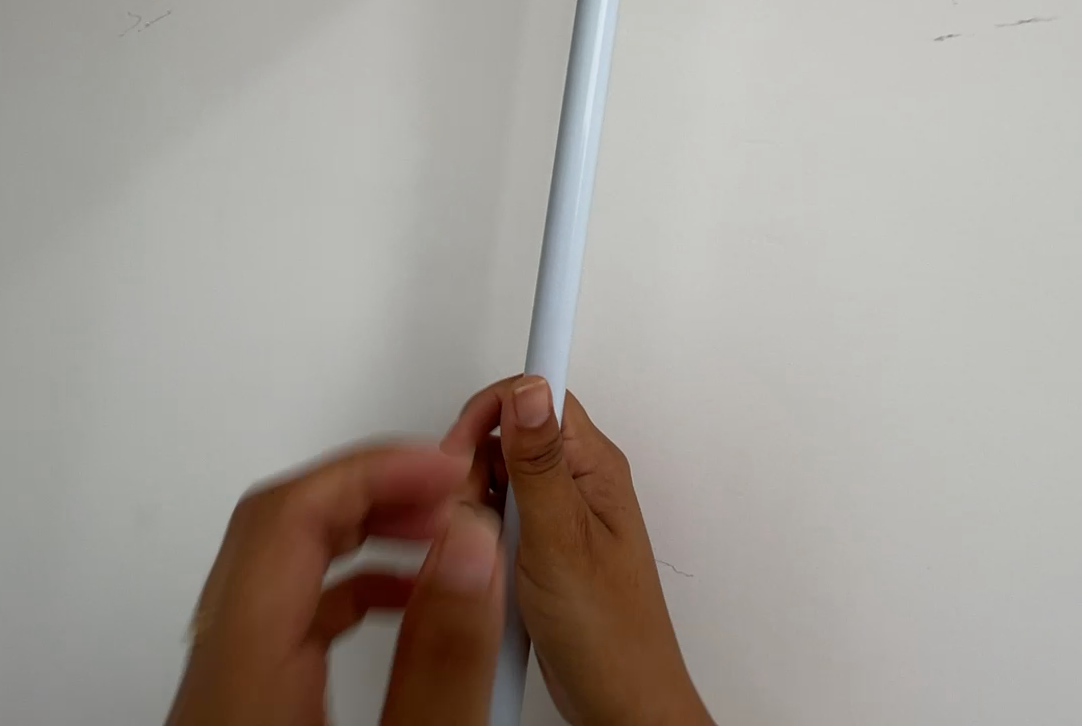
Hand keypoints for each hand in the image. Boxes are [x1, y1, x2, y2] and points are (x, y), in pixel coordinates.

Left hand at [167, 443, 504, 725]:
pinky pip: (294, 607)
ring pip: (286, 562)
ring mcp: (224, 692)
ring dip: (370, 528)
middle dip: (376, 488)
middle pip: (280, 525)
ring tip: (442, 531)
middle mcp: (215, 683)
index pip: (284, 520)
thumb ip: (440, 661)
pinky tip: (414, 596)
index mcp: (236, 690)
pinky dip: (359, 578)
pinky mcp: (244, 705)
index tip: (441, 466)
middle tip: (448, 487)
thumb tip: (470, 548)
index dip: (371, 471)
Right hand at [446, 378, 714, 725]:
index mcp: (591, 462)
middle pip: (504, 436)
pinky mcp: (538, 542)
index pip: (538, 395)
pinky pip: (494, 518)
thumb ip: (539, 461)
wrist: (618, 702)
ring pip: (492, 478)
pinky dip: (481, 538)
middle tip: (476, 517)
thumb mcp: (562, 538)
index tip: (462, 445)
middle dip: (474, 472)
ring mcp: (555, 511)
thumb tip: (530, 388)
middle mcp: (575, 479)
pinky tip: (490, 570)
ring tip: (488, 554)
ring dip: (474, 511)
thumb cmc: (611, 630)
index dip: (494, 409)